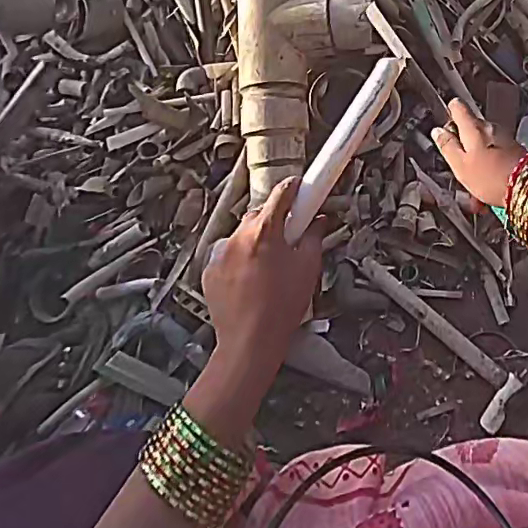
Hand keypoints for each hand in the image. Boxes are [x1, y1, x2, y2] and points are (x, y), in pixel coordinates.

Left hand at [201, 177, 324, 364]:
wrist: (249, 343)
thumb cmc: (280, 309)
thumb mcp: (308, 268)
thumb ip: (313, 237)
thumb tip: (318, 223)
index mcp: (264, 231)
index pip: (281, 193)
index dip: (294, 187)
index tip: (300, 184)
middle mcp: (238, 237)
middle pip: (260, 214)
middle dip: (276, 222)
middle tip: (290, 240)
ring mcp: (220, 253)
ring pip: (243, 234)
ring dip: (256, 242)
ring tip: (270, 268)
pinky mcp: (210, 270)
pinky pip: (228, 253)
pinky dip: (240, 259)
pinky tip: (253, 279)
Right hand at [430, 98, 523, 205]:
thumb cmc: (492, 178)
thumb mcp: (460, 165)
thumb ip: (447, 146)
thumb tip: (437, 132)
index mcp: (473, 128)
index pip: (458, 108)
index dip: (450, 113)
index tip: (447, 125)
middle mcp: (490, 128)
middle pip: (471, 128)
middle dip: (464, 144)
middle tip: (459, 165)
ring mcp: (505, 138)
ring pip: (484, 143)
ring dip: (478, 158)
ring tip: (476, 182)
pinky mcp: (516, 150)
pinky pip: (497, 154)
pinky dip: (491, 166)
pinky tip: (489, 184)